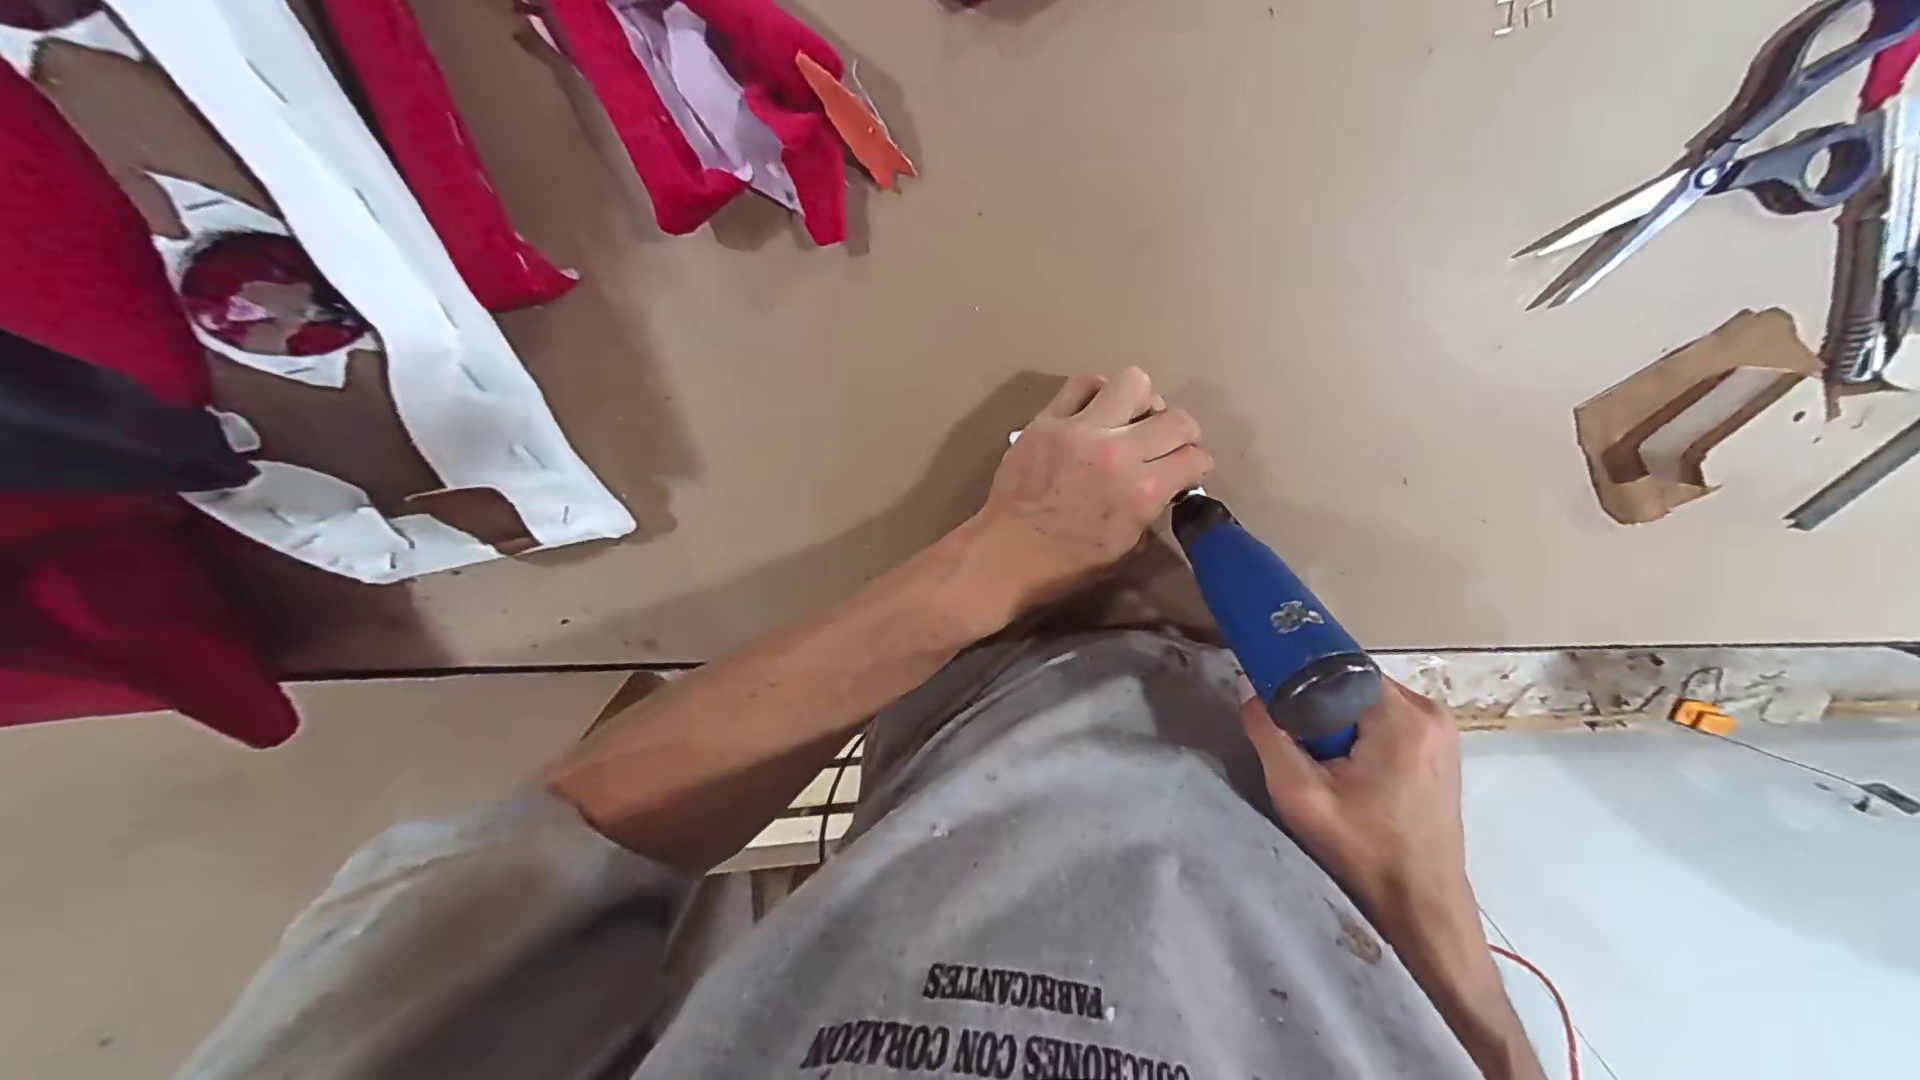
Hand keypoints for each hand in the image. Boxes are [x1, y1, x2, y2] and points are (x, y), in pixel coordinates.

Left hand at [961, 368, 1213, 617]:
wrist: (1005, 554)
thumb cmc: (1066, 562)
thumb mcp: (1125, 547)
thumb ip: (1151, 509)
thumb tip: (1164, 483)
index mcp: (1141, 492)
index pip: (1193, 458)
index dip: (1197, 464)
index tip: (1188, 468)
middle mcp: (1117, 453)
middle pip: (1176, 418)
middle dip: (1183, 432)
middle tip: (1168, 443)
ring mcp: (1080, 431)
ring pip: (1133, 382)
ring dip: (1141, 401)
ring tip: (1129, 419)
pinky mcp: (1047, 421)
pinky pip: (1082, 384)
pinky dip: (1097, 393)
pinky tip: (1094, 410)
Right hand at [1246, 683, 1547, 1079]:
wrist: (1421, 904)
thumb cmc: (1363, 850)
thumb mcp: (1298, 793)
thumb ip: (1268, 734)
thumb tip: (1248, 690)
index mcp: (1403, 717)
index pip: (1337, 666)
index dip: (1298, 676)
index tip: (1271, 693)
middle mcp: (1430, 712)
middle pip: (1351, 680)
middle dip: (1317, 701)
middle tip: (1294, 735)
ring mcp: (1440, 729)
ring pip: (1364, 698)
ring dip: (1335, 717)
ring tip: (1315, 753)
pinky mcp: (1438, 746)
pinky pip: (1382, 716)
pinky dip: (1356, 730)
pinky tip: (1340, 761)